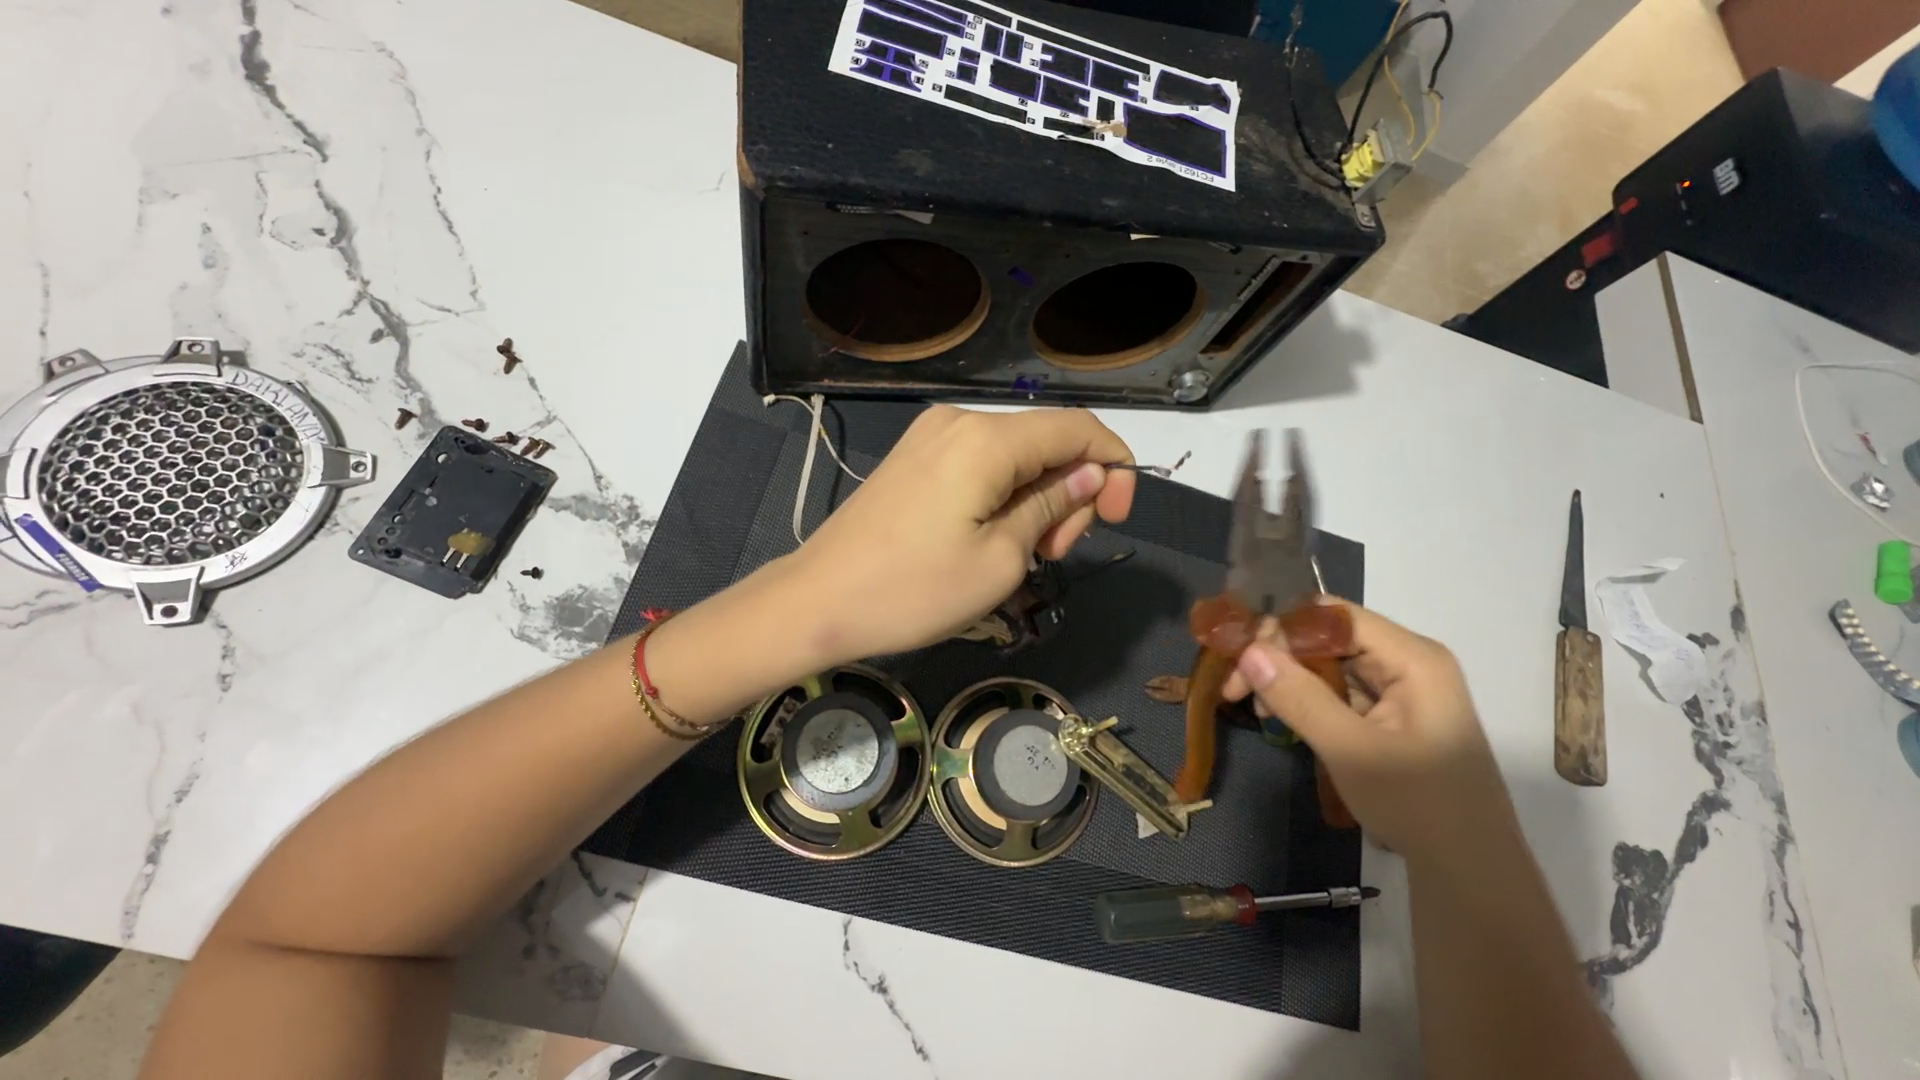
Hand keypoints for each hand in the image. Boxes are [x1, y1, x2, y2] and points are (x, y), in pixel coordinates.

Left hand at [785, 405, 1135, 665]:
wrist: (818, 601)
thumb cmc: (913, 590)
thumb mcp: (1001, 559)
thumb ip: (1052, 505)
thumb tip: (1090, 473)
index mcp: (986, 439)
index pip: (1078, 428)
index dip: (1114, 465)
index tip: (1116, 518)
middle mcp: (959, 421)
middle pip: (1046, 440)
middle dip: (1071, 491)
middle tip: (1056, 553)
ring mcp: (931, 436)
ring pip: (1015, 453)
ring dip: (1038, 497)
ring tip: (1023, 554)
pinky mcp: (915, 457)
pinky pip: (981, 462)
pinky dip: (1005, 493)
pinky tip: (994, 536)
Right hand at [1225, 599, 1522, 866]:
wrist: (1471, 868)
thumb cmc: (1417, 804)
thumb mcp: (1349, 750)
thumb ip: (1299, 697)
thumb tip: (1248, 650)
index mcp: (1412, 658)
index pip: (1335, 616)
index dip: (1283, 629)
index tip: (1239, 657)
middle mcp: (1411, 662)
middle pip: (1331, 638)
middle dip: (1280, 657)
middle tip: (1236, 689)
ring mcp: (1405, 690)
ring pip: (1333, 664)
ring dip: (1290, 680)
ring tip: (1257, 709)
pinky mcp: (1396, 715)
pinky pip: (1344, 691)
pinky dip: (1310, 700)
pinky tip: (1285, 719)